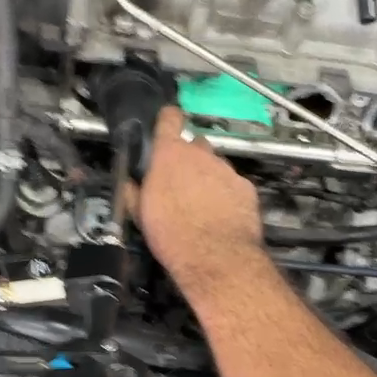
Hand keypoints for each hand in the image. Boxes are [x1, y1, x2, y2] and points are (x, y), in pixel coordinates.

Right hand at [131, 107, 265, 292]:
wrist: (216, 258)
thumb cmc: (171, 235)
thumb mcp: (142, 215)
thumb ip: (135, 192)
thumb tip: (129, 184)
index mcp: (170, 155)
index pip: (169, 118)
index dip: (168, 120)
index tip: (167, 126)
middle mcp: (201, 155)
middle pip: (195, 145)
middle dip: (189, 159)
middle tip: (182, 184)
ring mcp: (227, 169)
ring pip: (216, 166)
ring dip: (209, 178)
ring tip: (203, 206)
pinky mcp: (246, 187)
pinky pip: (234, 184)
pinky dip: (228, 194)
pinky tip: (223, 215)